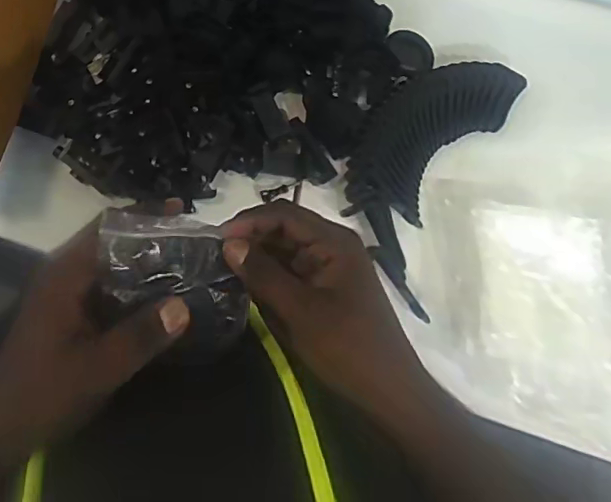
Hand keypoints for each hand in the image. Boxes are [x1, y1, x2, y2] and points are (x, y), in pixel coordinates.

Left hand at [0, 220, 190, 443]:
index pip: (107, 227)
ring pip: (105, 262)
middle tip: (187, 236)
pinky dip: (127, 282)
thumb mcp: (99, 368)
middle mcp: (62, 272)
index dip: (143, 215)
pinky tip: (155, 295)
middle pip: (107, 239)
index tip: (178, 210)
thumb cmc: (45, 391)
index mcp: (66, 273)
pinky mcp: (64, 311)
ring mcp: (61, 291)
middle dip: (145, 234)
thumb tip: (183, 305)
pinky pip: (100, 284)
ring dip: (138, 258)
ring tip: (180, 259)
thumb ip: (140, 336)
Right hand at [221, 202, 442, 427]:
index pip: (283, 214)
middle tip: (218, 253)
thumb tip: (228, 244)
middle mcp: (333, 245)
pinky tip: (250, 284)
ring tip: (228, 267)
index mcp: (334, 242)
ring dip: (258, 256)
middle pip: (283, 227)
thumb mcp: (299, 312)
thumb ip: (263, 273)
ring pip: (285, 248)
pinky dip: (270, 273)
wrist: (392, 397)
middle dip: (251, 237)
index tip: (218, 239)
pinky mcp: (327, 286)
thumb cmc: (348, 349)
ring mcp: (331, 266)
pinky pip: (292, 268)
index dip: (248, 221)